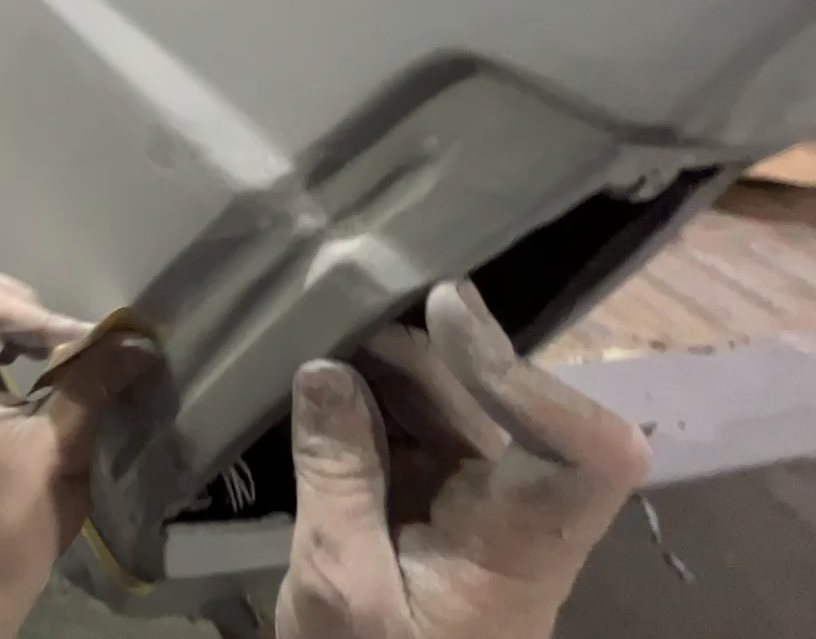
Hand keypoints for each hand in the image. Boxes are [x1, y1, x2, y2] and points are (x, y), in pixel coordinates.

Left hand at [0, 266, 151, 638]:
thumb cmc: (21, 513)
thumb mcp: (62, 444)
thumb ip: (92, 384)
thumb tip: (136, 342)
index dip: (42, 316)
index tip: (85, 341)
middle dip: (11, 294)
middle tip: (53, 328)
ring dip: (7, 308)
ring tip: (49, 337)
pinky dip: (4, 328)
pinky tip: (39, 353)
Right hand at [278, 280, 651, 638]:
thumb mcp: (339, 585)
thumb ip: (334, 478)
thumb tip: (322, 369)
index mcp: (520, 548)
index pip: (583, 453)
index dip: (523, 374)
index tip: (441, 308)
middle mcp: (513, 508)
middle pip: (497, 405)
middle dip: (416, 353)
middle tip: (327, 321)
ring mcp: (473, 496)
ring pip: (450, 402)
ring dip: (382, 366)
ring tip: (311, 346)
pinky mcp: (433, 490)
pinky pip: (410, 420)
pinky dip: (364, 390)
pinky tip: (318, 382)